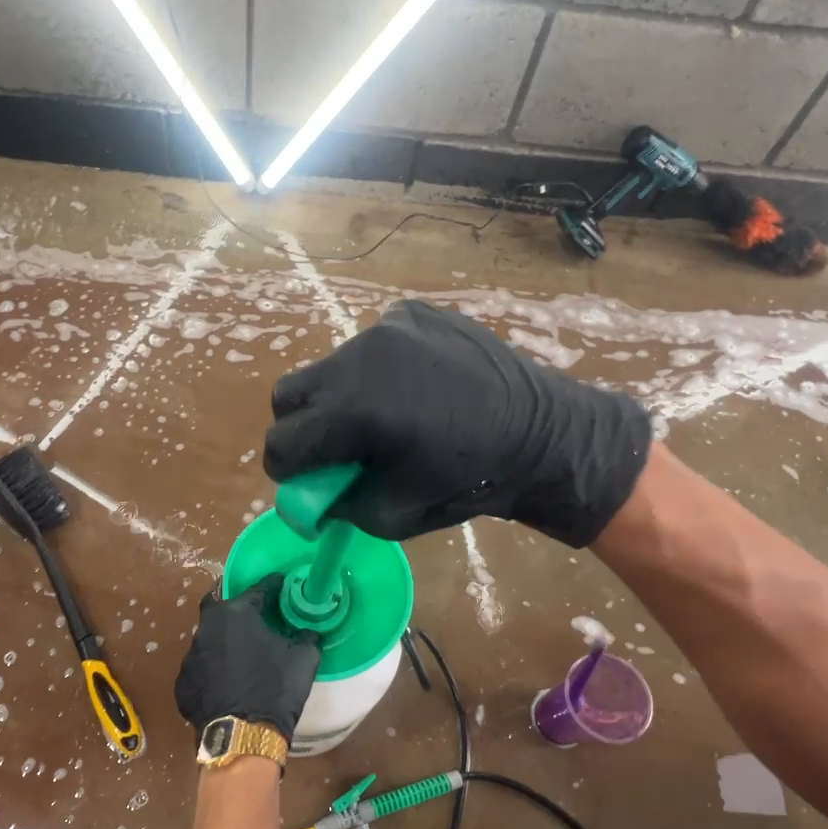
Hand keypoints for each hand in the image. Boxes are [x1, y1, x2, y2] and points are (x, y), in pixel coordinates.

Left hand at [175, 574, 320, 741]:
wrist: (243, 736)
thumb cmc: (275, 689)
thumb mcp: (304, 659)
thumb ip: (306, 636)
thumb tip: (309, 630)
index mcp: (236, 614)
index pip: (257, 589)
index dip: (273, 586)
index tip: (282, 584)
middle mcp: (207, 627)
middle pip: (222, 605)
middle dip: (238, 606)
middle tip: (255, 615)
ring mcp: (191, 656)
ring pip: (209, 637)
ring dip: (224, 640)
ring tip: (242, 653)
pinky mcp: (183, 682)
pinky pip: (201, 667)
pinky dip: (214, 668)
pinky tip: (227, 681)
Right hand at [264, 299, 652, 546]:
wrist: (544, 433)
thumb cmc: (468, 482)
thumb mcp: (390, 515)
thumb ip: (336, 503)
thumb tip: (308, 495)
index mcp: (353, 412)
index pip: (283, 440)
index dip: (287, 469)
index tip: (308, 480)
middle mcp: (357, 358)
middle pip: (291, 394)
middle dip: (303, 427)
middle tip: (335, 449)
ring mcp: (384, 328)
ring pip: (331, 368)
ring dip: (341, 397)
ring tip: (387, 417)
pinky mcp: (411, 313)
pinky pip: (370, 345)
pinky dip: (377, 372)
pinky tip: (416, 389)